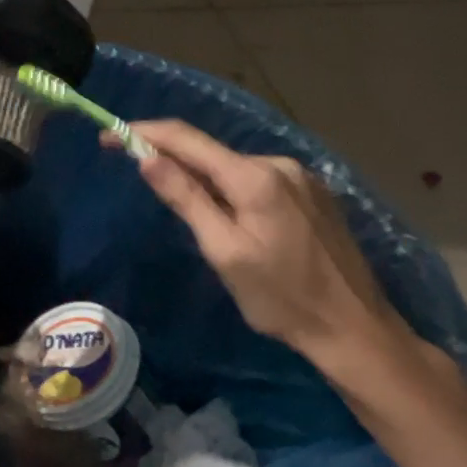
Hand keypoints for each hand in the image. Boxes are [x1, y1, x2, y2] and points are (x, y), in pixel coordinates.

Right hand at [111, 120, 404, 358]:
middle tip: (137, 175)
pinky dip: (230, 188)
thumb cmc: (283, 299)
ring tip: (188, 211)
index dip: (141, 133)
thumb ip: (185, 199)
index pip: (185, 138)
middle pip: (208, 151)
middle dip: (170, 158)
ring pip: (232, 166)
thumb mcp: (224, 251)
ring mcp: (301, 177)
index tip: (108, 138)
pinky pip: (256, 178)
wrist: (358, 333)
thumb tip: (146, 157)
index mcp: (254, 177)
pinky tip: (229, 217)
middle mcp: (279, 164)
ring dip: (202, 177)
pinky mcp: (313, 194)